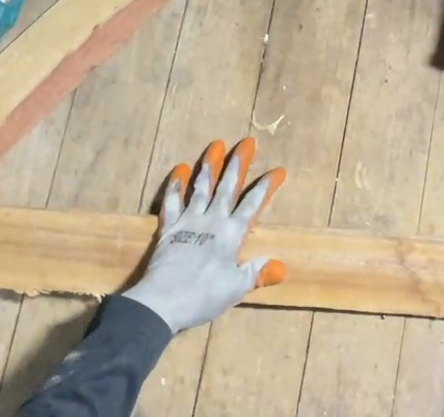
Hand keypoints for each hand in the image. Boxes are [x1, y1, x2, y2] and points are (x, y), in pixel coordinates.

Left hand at [122, 137, 286, 332]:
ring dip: (209, 166)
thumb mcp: (236, 289)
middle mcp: (212, 220)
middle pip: (227, 188)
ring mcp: (189, 221)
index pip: (252, 205)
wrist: (162, 301)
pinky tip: (179, 169)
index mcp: (231, 234)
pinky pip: (172, 202)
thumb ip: (257, 273)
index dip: (265, 187)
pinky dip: (175, 186)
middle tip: (246, 142)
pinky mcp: (169, 228)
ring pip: (201, 188)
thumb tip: (281, 266)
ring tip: (216, 145)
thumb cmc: (203, 296)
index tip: (277, 170)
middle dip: (238, 164)